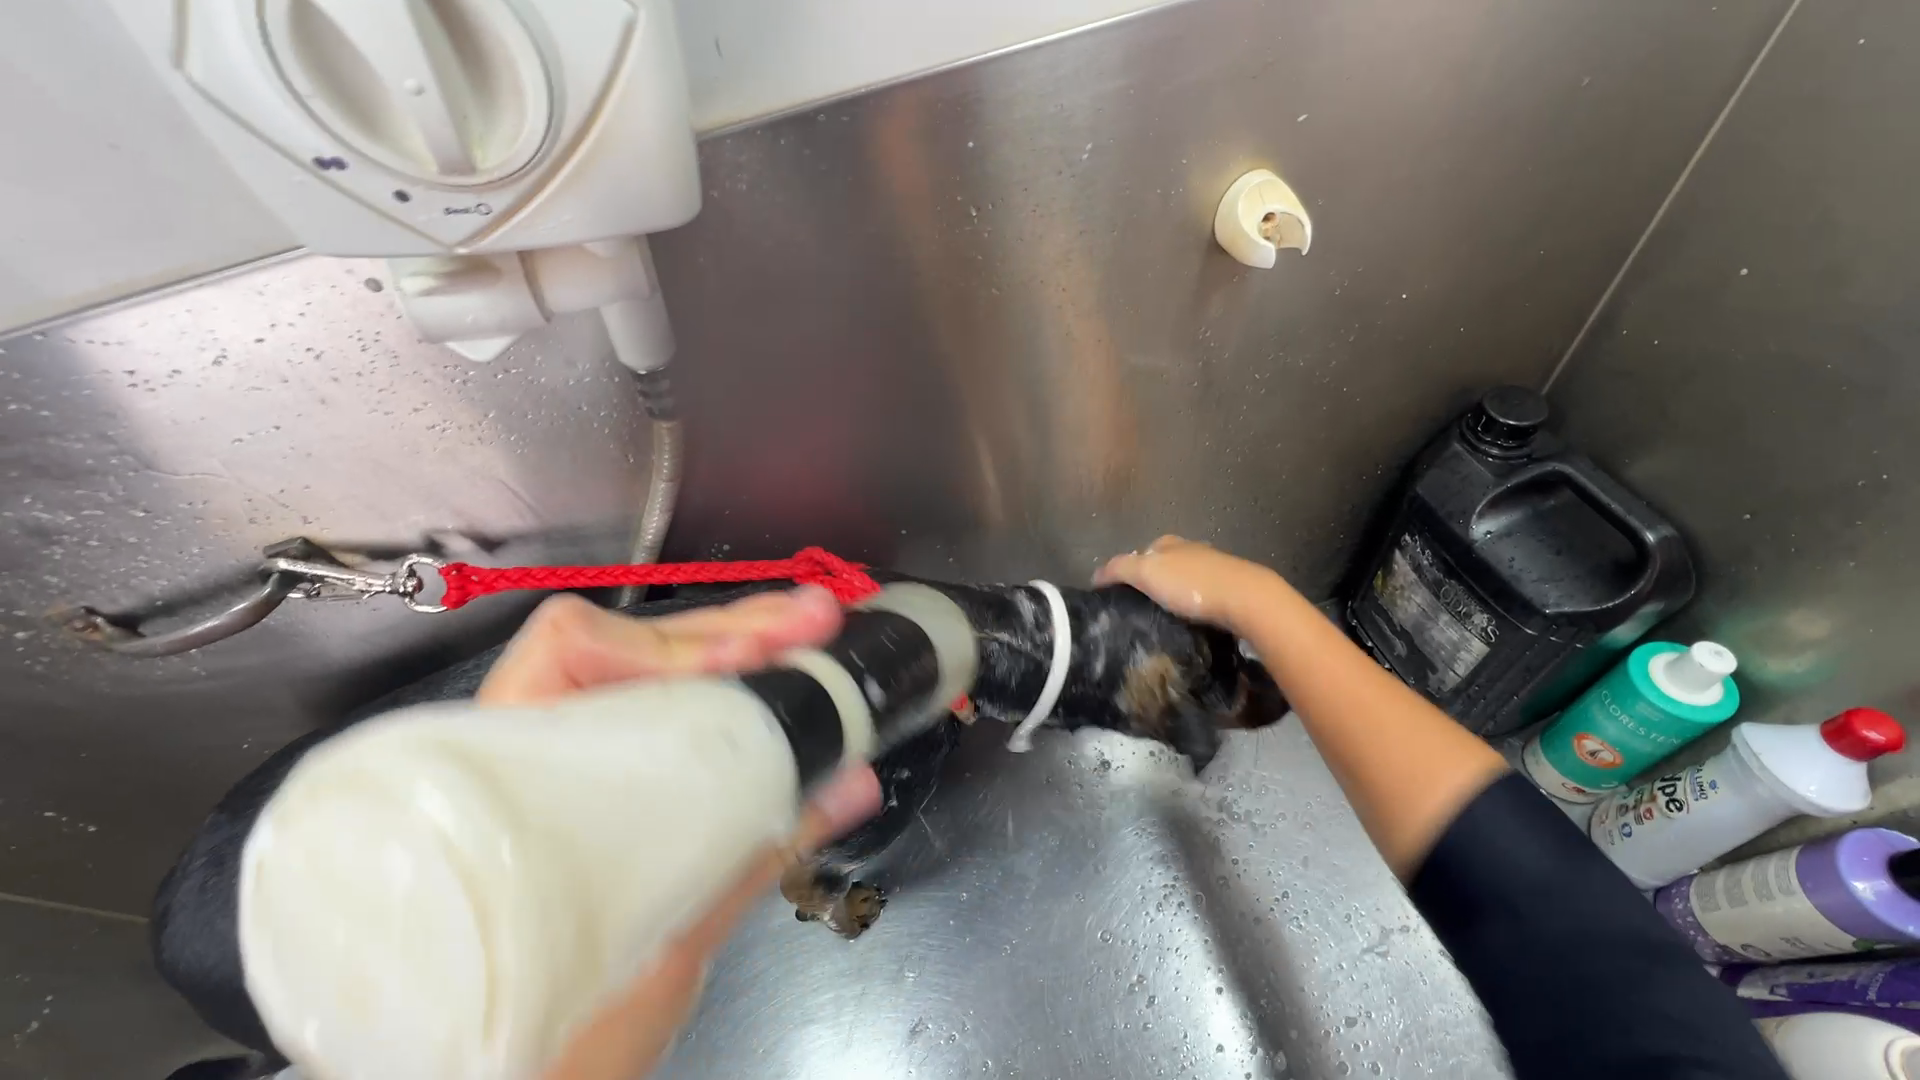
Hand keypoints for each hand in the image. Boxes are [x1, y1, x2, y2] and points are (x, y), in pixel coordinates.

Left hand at [476, 588, 881, 1079]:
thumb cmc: (551, 1041)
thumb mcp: (655, 951)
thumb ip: (751, 859)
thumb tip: (849, 782)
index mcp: (510, 777)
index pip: (569, 652)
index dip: (661, 646)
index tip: (738, 663)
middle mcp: (536, 749)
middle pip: (634, 649)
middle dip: (734, 629)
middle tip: (813, 619)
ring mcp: (576, 764)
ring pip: (657, 676)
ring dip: (741, 647)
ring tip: (811, 634)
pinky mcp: (617, 789)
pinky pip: (677, 724)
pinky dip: (738, 700)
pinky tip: (785, 687)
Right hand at [1093, 536, 1283, 632]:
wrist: (1245, 599)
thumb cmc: (1191, 584)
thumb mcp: (1145, 573)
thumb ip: (1118, 569)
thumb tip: (1095, 575)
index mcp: (1168, 543)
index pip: (1141, 553)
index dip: (1128, 571)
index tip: (1120, 594)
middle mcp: (1191, 549)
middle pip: (1164, 564)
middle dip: (1152, 582)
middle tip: (1139, 608)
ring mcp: (1213, 567)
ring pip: (1185, 579)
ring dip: (1174, 593)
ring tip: (1163, 616)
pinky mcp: (1230, 587)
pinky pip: (1203, 594)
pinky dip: (1193, 603)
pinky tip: (1191, 618)